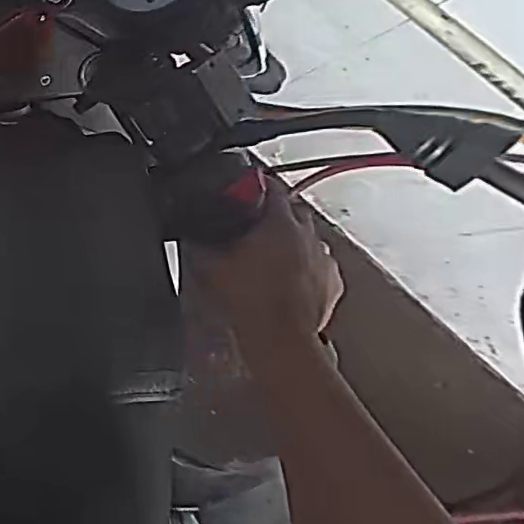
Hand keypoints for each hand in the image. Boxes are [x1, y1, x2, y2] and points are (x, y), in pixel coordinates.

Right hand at [191, 173, 342, 351]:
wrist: (280, 337)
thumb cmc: (251, 301)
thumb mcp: (212, 269)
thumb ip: (200, 247)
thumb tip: (191, 239)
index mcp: (279, 224)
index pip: (272, 188)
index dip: (258, 185)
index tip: (250, 187)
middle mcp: (308, 236)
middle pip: (294, 211)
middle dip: (276, 215)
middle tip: (255, 227)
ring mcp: (323, 259)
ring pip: (308, 239)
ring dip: (292, 243)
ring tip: (270, 258)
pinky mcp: (332, 283)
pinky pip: (318, 266)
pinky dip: (305, 268)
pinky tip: (287, 280)